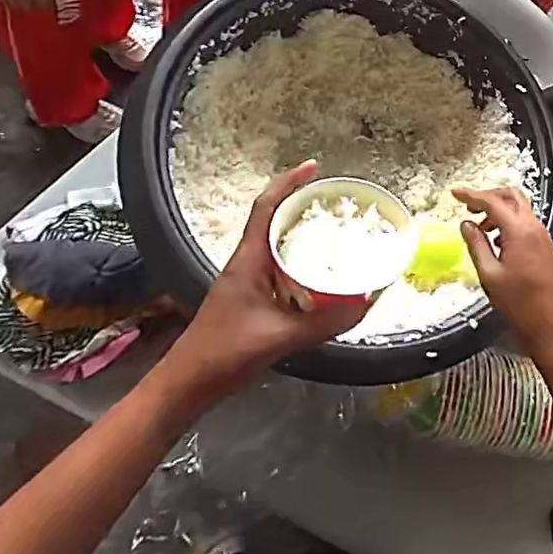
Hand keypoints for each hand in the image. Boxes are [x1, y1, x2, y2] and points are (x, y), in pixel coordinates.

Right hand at [0, 0, 52, 13]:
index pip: (47, 7)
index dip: (50, 5)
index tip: (51, 2)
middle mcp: (26, 2)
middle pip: (32, 9)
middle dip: (36, 6)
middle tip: (37, 0)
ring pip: (18, 8)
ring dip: (22, 5)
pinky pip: (5, 2)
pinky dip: (10, 1)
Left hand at [173, 161, 367, 382]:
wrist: (186, 385)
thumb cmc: (222, 354)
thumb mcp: (279, 337)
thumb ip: (324, 323)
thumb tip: (366, 304)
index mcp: (249, 260)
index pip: (266, 207)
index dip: (289, 182)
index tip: (313, 168)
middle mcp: (247, 263)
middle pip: (275, 220)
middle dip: (303, 204)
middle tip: (335, 200)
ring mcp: (248, 281)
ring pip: (278, 244)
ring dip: (302, 232)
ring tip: (334, 229)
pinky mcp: (252, 298)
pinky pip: (280, 268)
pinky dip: (301, 261)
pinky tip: (321, 274)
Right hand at [454, 187, 552, 349]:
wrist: (552, 326)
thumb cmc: (520, 305)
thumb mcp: (489, 275)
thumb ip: (476, 245)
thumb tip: (466, 225)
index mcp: (520, 231)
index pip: (493, 201)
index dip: (471, 195)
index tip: (455, 193)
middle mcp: (534, 227)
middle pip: (511, 196)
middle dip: (489, 196)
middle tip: (469, 206)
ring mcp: (542, 236)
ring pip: (520, 208)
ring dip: (499, 210)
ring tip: (480, 227)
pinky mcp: (545, 246)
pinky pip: (526, 223)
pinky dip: (509, 222)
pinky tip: (496, 240)